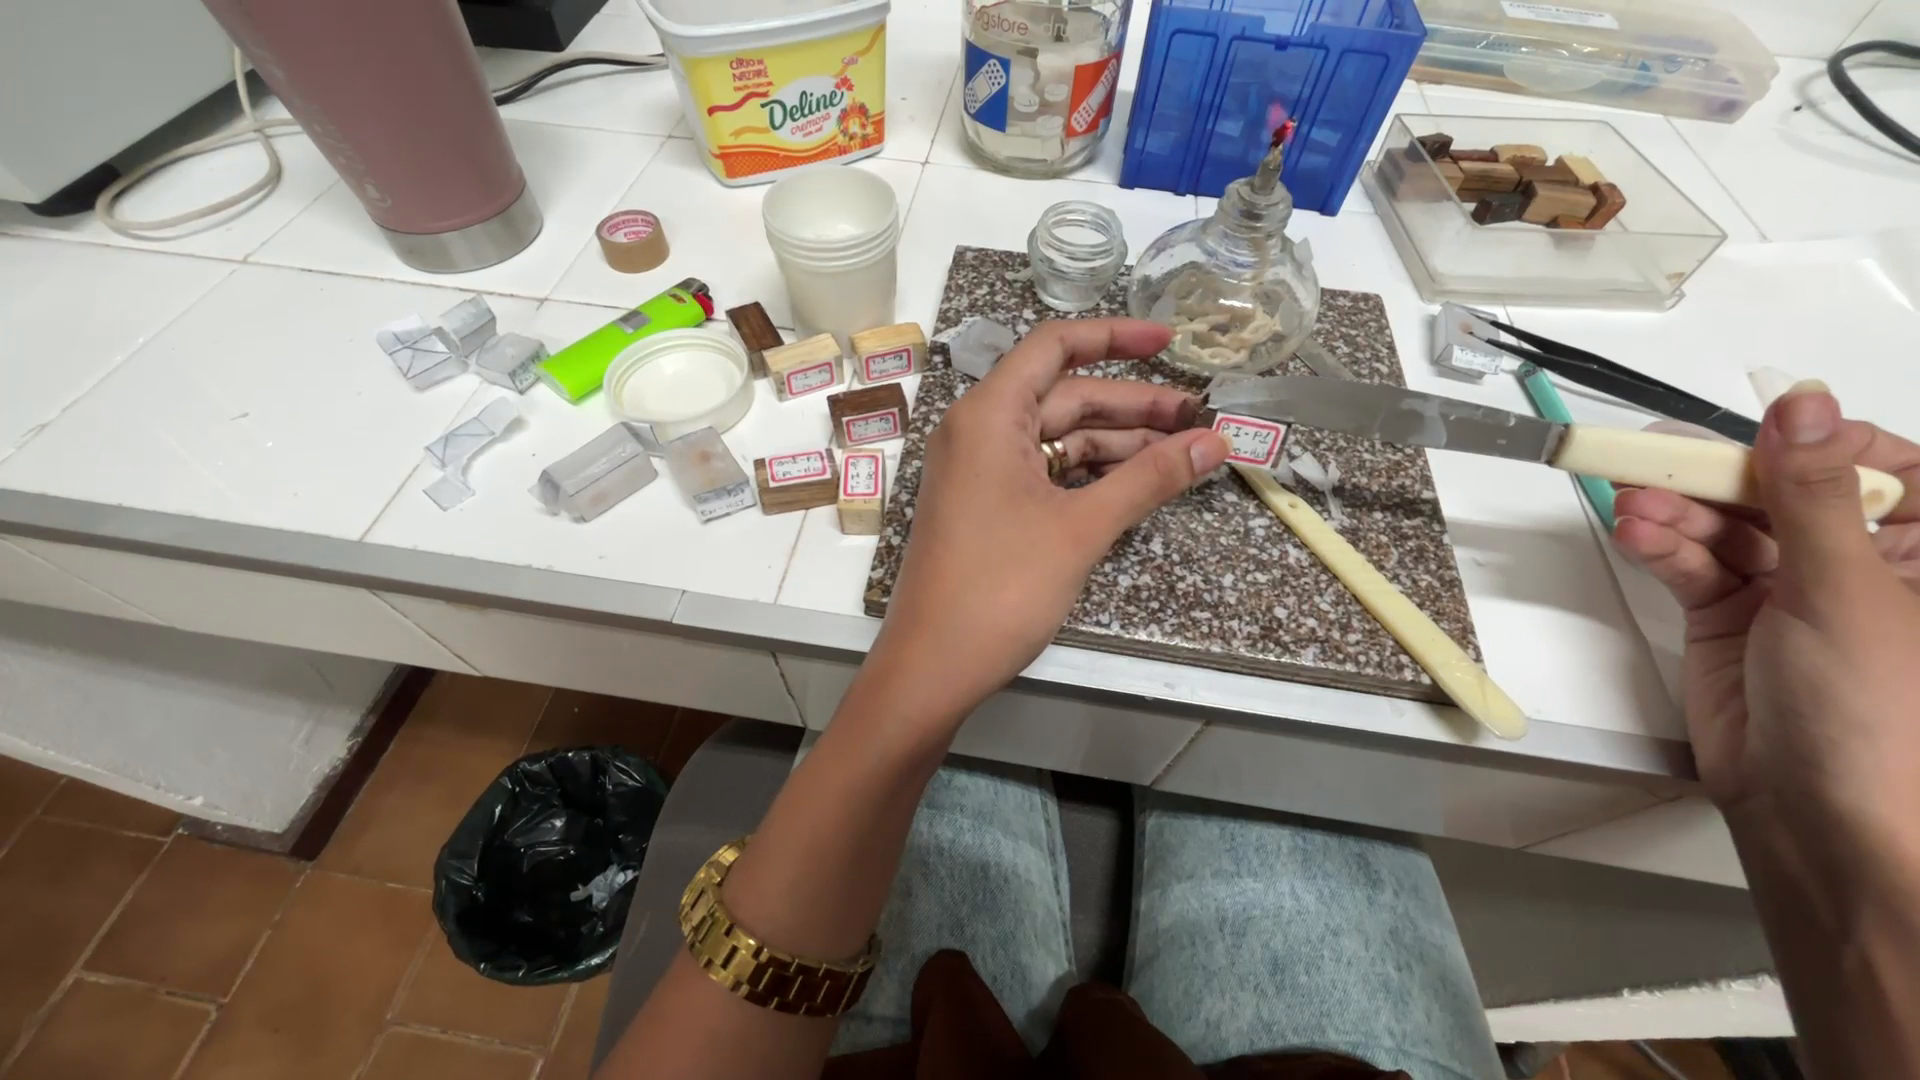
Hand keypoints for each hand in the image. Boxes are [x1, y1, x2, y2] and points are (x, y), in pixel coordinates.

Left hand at [865, 319, 1229, 726]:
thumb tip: (1215, 443)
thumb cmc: (1001, 588)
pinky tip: (1136, 485)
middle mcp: (979, 432)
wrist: (933, 666)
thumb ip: (1148, 479)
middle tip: (1199, 420)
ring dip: (1117, 445)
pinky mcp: (987, 509)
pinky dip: (1089, 476)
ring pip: (1058, 440)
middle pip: (1064, 397)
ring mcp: (980, 473)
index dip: (1114, 337)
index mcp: (988, 415)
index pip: (1054, 347)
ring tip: (1182, 455)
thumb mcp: (1081, 528)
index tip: (1170, 342)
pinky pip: (1045, 474)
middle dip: (1133, 406)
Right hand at [1612, 382, 1919, 836]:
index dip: (1811, 444)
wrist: (1816, 813)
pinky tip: (1635, 535)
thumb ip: (1811, 496)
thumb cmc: (1876, 713)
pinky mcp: (1728, 615)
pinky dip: (1661, 548)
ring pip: (1727, 527)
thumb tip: (1801, 405)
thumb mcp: (1848, 591)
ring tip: (1632, 506)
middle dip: (1717, 480)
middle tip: (1651, 461)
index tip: (1750, 435)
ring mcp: (1789, 590)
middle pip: (1781, 493)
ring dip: (1676, 515)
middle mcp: (1862, 563)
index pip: (1876, 467)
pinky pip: (1692, 565)